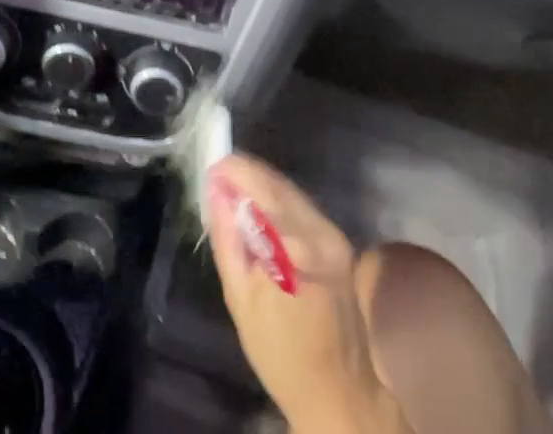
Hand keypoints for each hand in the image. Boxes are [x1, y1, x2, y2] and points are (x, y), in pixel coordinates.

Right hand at [207, 155, 409, 433]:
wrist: (338, 387)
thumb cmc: (279, 353)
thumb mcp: (240, 299)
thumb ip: (229, 240)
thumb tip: (216, 193)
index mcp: (295, 248)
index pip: (261, 189)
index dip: (235, 171)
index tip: (210, 166)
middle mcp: (321, 233)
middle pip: (280, 185)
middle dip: (248, 174)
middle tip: (217, 174)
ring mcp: (336, 237)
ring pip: (293, 194)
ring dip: (263, 185)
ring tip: (232, 189)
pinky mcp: (341, 244)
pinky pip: (303, 209)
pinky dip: (279, 202)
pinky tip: (259, 209)